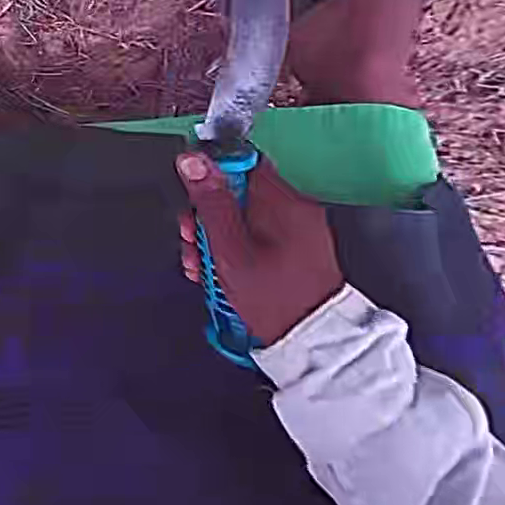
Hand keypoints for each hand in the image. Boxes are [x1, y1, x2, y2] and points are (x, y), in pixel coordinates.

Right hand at [175, 154, 345, 344]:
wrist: (311, 344)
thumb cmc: (275, 298)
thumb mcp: (229, 248)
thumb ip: (210, 201)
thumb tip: (193, 161)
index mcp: (282, 201)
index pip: (241, 161)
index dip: (211, 175)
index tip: (195, 199)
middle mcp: (292, 208)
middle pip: (235, 190)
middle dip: (206, 214)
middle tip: (194, 238)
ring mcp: (293, 229)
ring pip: (239, 214)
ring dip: (214, 234)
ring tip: (203, 261)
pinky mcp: (290, 247)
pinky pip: (252, 232)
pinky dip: (232, 246)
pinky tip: (219, 269)